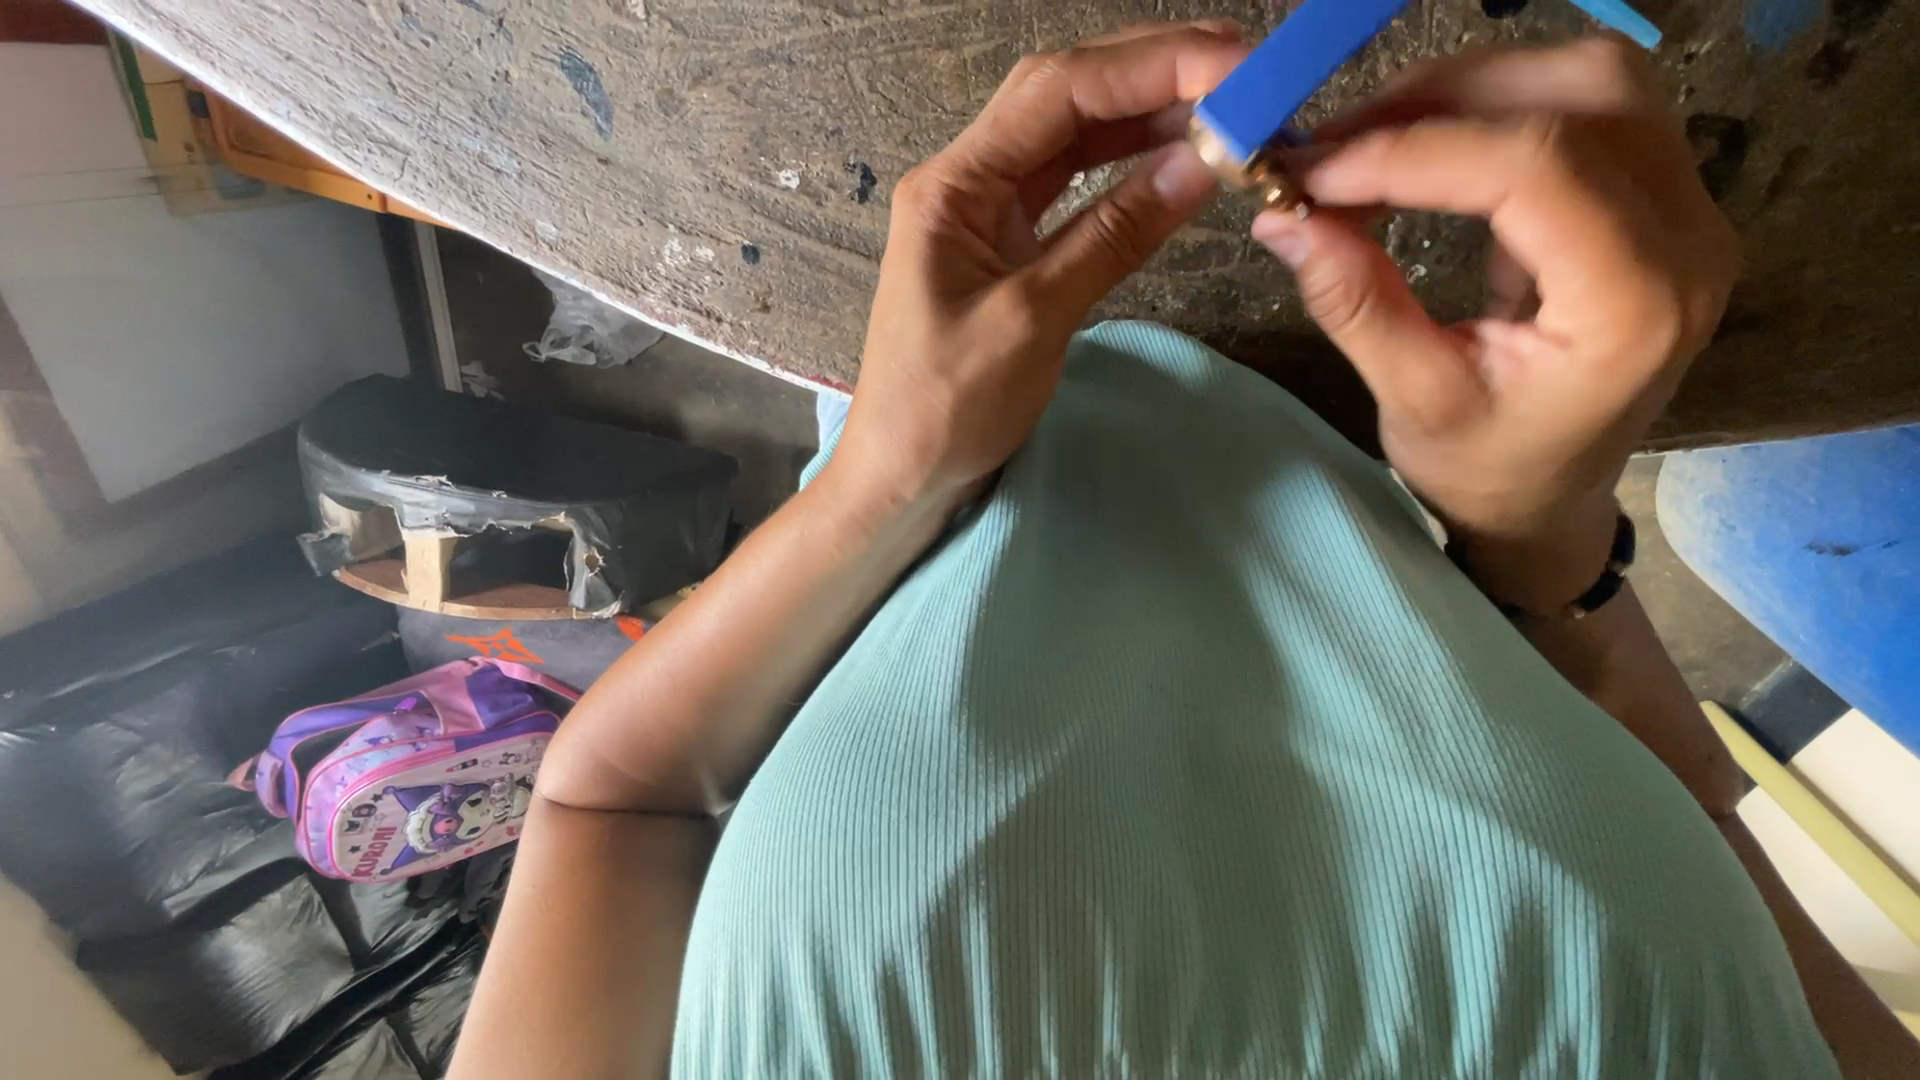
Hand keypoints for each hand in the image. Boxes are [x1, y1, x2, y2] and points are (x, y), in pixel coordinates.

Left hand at [832, 22, 1247, 506]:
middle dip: (1155, 77)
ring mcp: (988, 218)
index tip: (1235, 66)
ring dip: (1147, 121)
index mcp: (952, 187)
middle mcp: (967, 184)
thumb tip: (1201, 164)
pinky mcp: (1009, 253)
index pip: (1057, 91)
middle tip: (1246, 75)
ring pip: (1073, 143)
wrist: (904, 473)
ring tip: (1228, 110)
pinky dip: (1127, 177)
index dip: (1151, 66)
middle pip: (1065, 100)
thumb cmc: (946, 408)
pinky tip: (1176, 163)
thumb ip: (1112, 238)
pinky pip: (1074, 195)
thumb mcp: (1031, 321)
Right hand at [1253, 37, 1740, 610]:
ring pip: (1589, 83)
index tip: (1314, 173)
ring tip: (1370, 140)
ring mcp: (1682, 208)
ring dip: (1467, 92)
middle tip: (1335, 144)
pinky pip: (1581, 114)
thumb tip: (1282, 221)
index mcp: (1634, 302)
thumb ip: (1355, 303)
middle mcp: (1685, 232)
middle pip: (1582, 92)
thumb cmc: (1480, 467)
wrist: (1540, 497)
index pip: (1536, 168)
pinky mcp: (1649, 202)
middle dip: (1441, 100)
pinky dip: (1488, 115)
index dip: (1414, 152)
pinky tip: (1420, 156)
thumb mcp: (1410, 398)